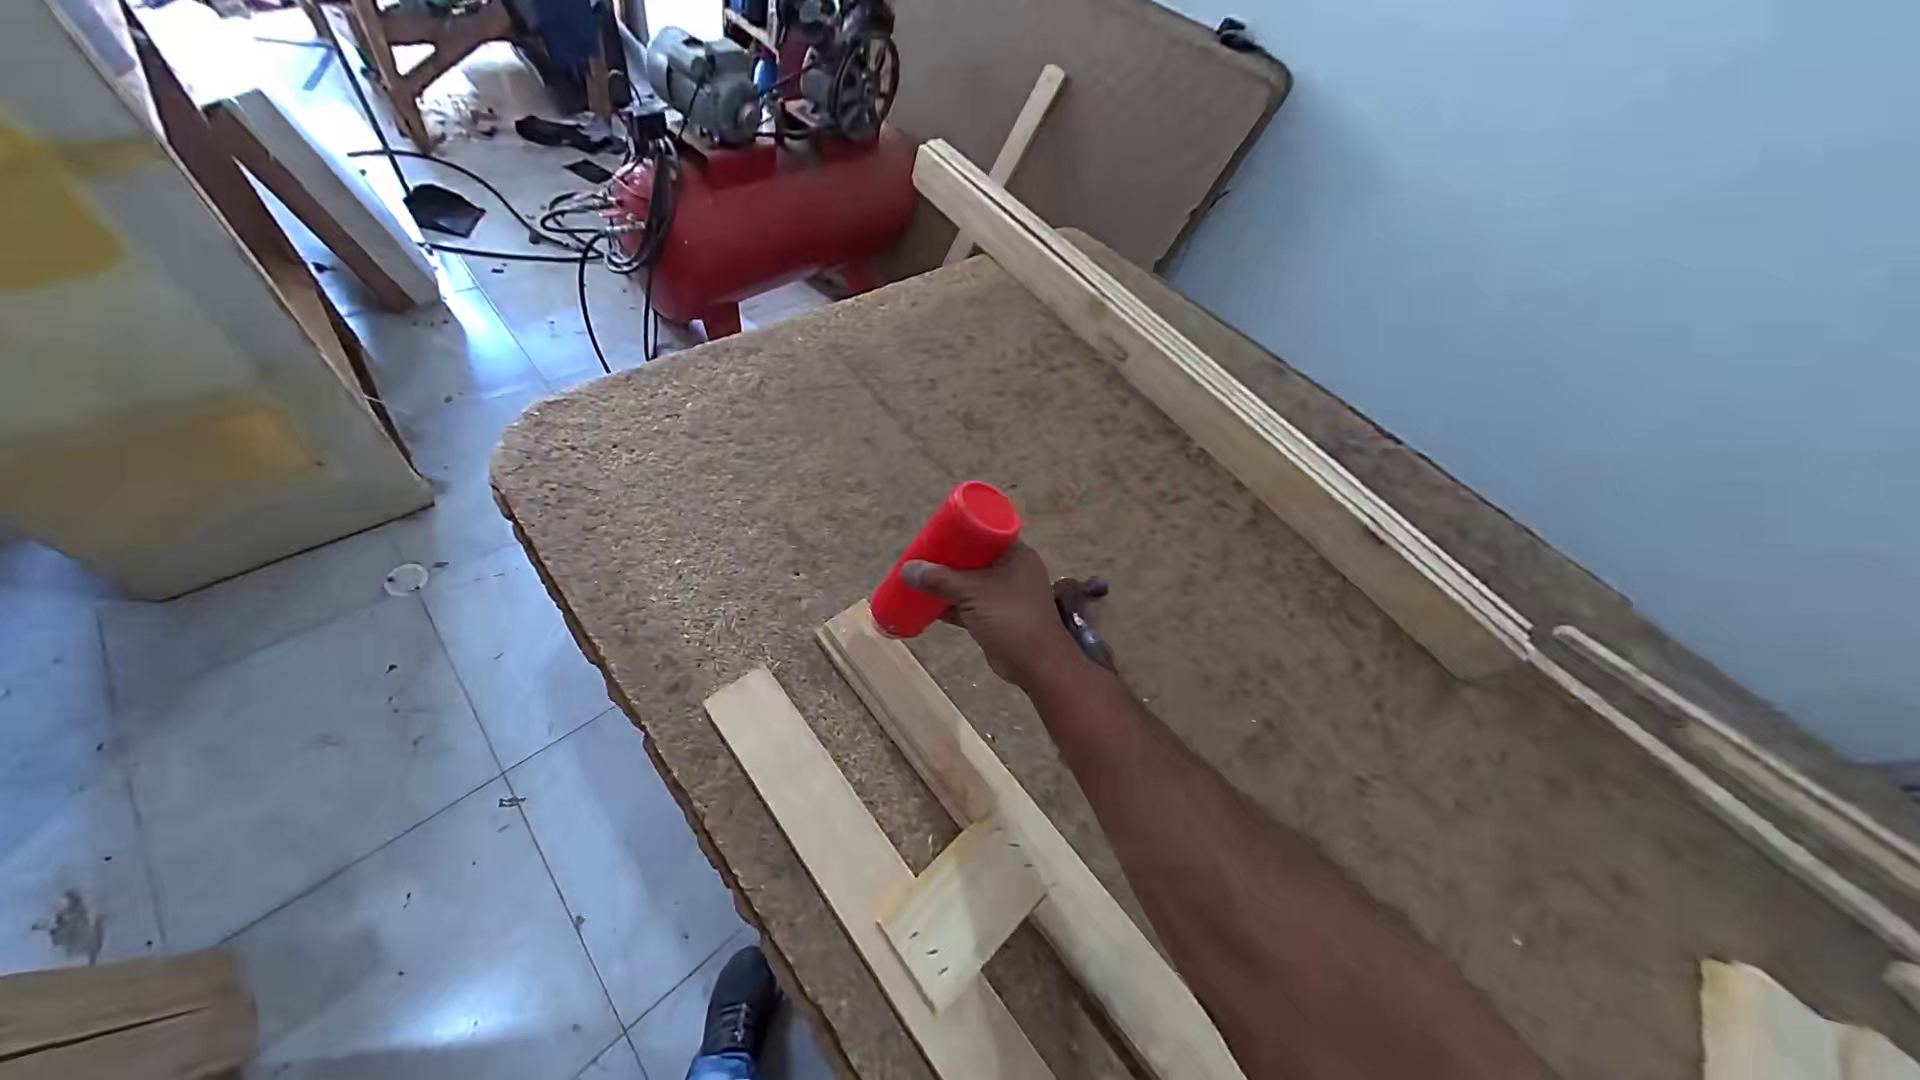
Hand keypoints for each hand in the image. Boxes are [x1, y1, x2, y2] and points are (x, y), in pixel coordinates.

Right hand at [901, 542, 1086, 690]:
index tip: (934, 534)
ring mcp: (1005, 595)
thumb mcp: (973, 593)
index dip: (960, 532)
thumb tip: (907, 569)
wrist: (1037, 664)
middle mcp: (1013, 570)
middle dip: (948, 560)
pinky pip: (969, 605)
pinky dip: (951, 605)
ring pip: (970, 583)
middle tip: (921, 556)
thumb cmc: (1011, 618)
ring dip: (947, 584)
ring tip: (918, 578)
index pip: (986, 533)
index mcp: (1016, 554)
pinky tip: (926, 604)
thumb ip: (940, 579)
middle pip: (974, 558)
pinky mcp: (996, 617)